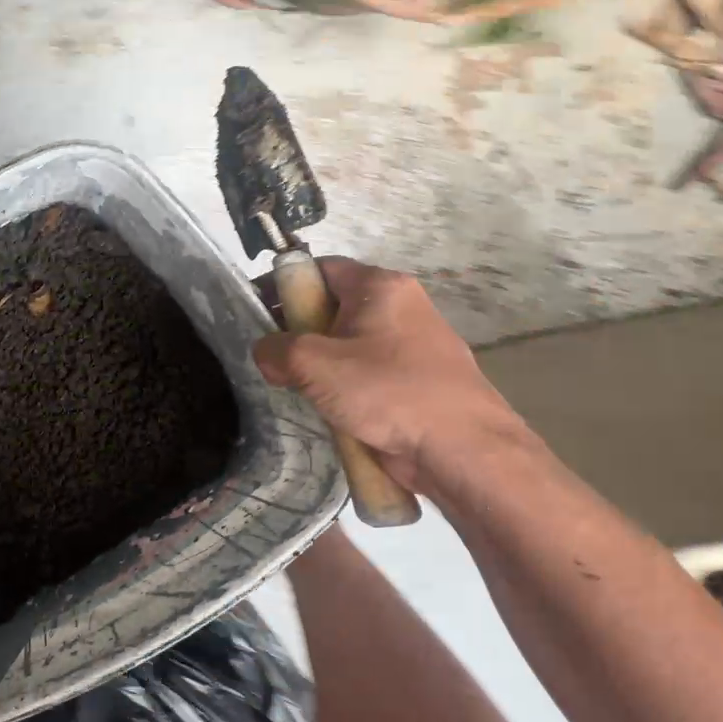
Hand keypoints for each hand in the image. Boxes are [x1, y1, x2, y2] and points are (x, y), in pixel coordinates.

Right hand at [253, 257, 532, 492]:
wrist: (465, 453)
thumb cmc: (387, 391)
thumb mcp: (310, 363)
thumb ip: (273, 349)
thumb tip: (269, 357)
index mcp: (382, 287)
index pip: (319, 268)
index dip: (282, 284)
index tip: (257, 312)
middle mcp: (403, 307)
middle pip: (332, 305)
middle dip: (298, 329)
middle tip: (275, 355)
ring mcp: (415, 346)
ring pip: (347, 342)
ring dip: (320, 362)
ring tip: (300, 386)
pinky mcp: (420, 381)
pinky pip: (367, 372)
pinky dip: (345, 385)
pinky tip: (332, 408)